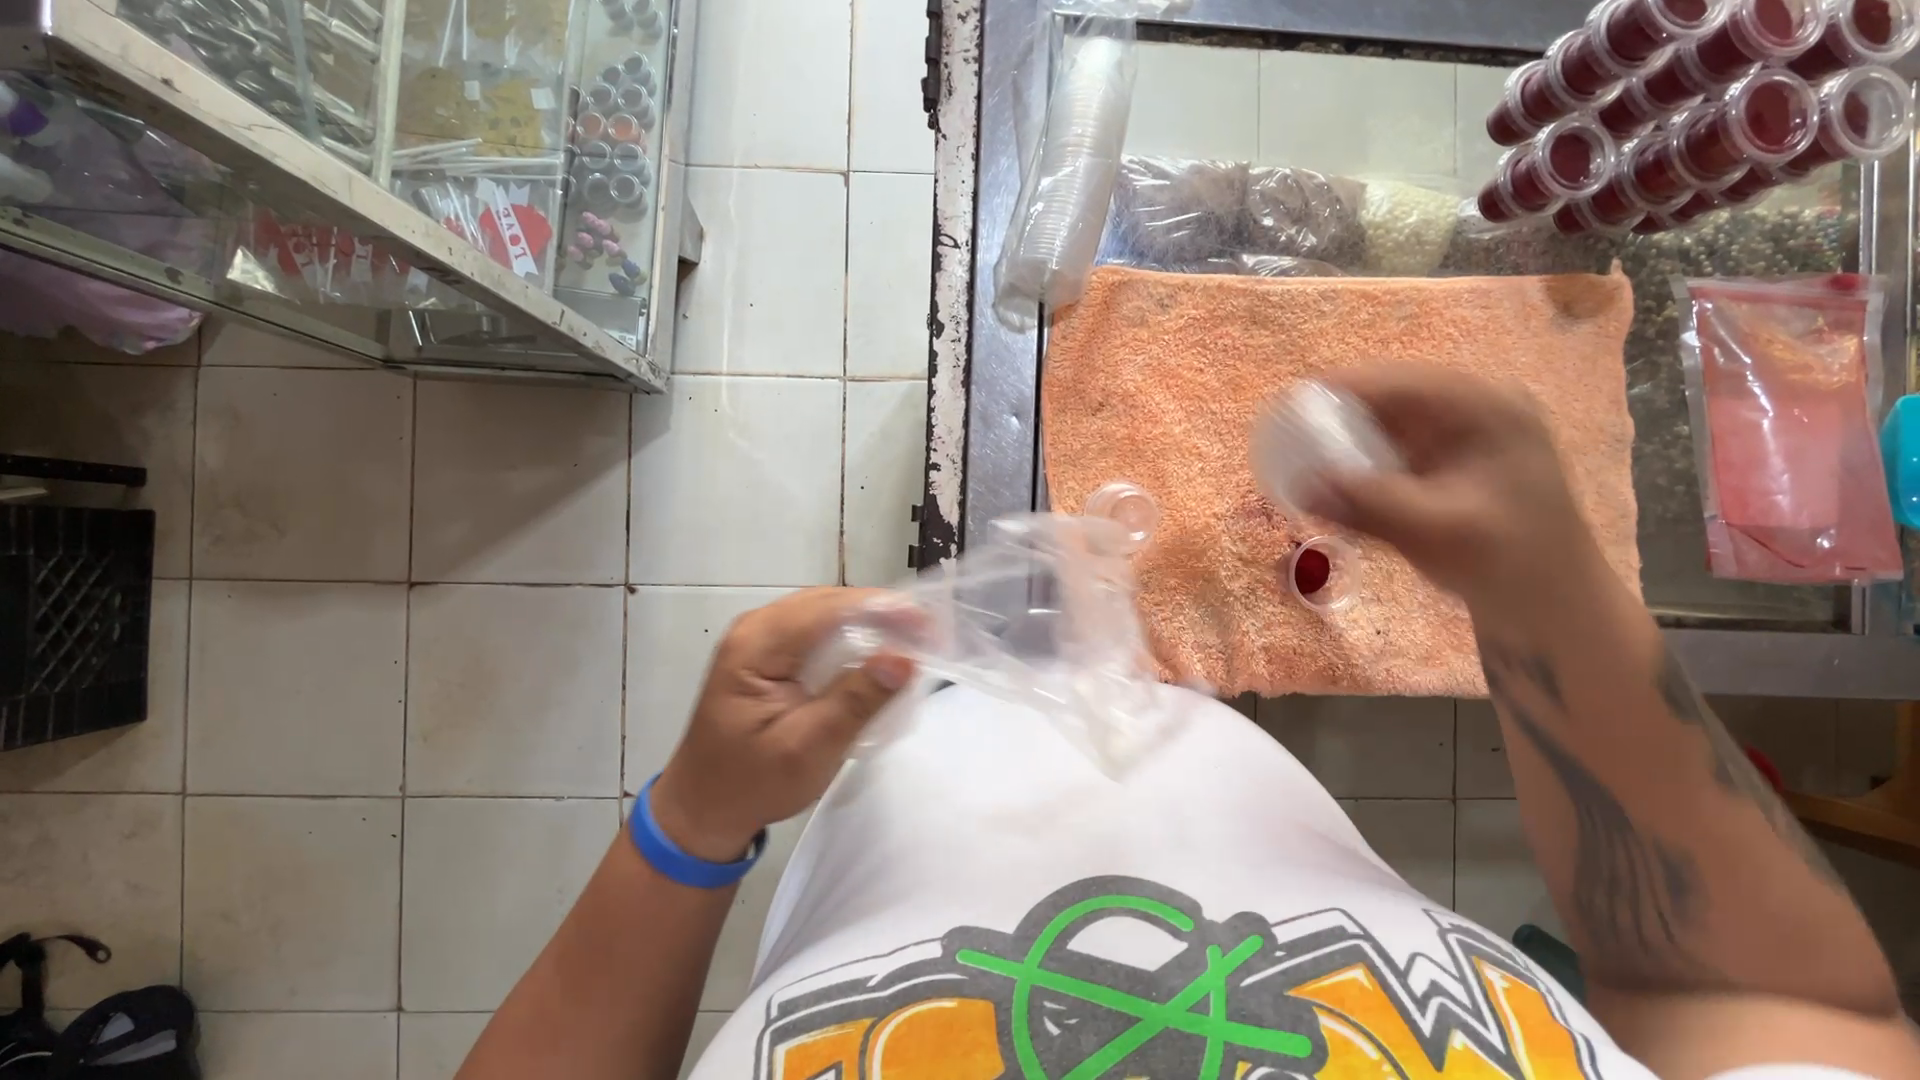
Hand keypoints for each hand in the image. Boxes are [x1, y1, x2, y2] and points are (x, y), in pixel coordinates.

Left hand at [649, 589, 915, 862]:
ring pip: (827, 613)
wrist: (702, 810)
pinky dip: (851, 638)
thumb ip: (855, 701)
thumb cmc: (752, 785)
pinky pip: (818, 631)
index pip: (829, 609)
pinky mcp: (769, 653)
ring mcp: (760, 638)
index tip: (929, 626)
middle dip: (882, 613)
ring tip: (913, 641)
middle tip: (930, 635)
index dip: (883, 609)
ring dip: (870, 623)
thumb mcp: (808, 749)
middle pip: (829, 603)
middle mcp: (756, 628)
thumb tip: (904, 658)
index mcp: (757, 645)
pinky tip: (877, 654)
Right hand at [1306, 365, 1604, 613]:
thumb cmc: (1507, 563)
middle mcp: (1472, 408)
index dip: (1339, 388)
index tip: (1286, 405)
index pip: (1400, 382)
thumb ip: (1369, 505)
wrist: (1548, 603)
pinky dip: (1357, 460)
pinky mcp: (1444, 459)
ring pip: (1383, 421)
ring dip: (1342, 440)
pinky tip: (1331, 479)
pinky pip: (1388, 446)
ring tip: (1296, 456)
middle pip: (1387, 397)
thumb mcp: (1437, 532)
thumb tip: (1300, 486)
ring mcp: (1458, 433)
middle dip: (1334, 417)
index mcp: (1485, 408)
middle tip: (1284, 437)